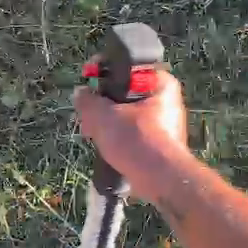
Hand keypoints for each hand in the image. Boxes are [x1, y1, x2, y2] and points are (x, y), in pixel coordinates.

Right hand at [72, 67, 194, 205]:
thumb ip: (88, 101)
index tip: (89, 83)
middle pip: (124, 94)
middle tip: (88, 115)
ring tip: (92, 133)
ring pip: (126, 115)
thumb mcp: (103, 116)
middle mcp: (166, 100)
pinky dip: (118, 137)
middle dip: (102, 105)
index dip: (104, 74)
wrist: (160, 179)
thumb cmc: (135, 139)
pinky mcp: (159, 143)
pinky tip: (105, 146)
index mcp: (160, 83)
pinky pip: (132, 133)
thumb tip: (81, 94)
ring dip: (107, 123)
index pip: (127, 68)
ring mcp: (165, 123)